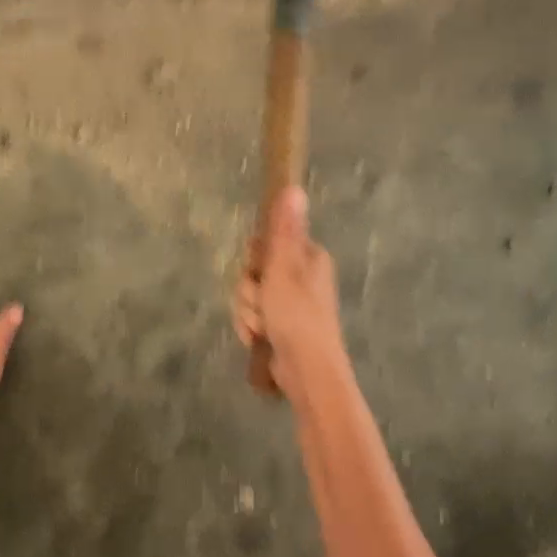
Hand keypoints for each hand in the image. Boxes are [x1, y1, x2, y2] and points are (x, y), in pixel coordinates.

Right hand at [234, 188, 346, 400]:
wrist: (307, 369)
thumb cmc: (297, 316)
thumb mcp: (285, 268)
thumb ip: (284, 230)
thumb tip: (293, 187)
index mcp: (308, 257)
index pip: (265, 243)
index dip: (254, 259)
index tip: (257, 272)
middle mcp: (301, 277)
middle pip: (253, 271)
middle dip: (248, 292)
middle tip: (261, 306)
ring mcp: (290, 304)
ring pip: (248, 297)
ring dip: (248, 313)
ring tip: (262, 328)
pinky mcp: (280, 326)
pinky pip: (252, 318)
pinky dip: (251, 329)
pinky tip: (258, 339)